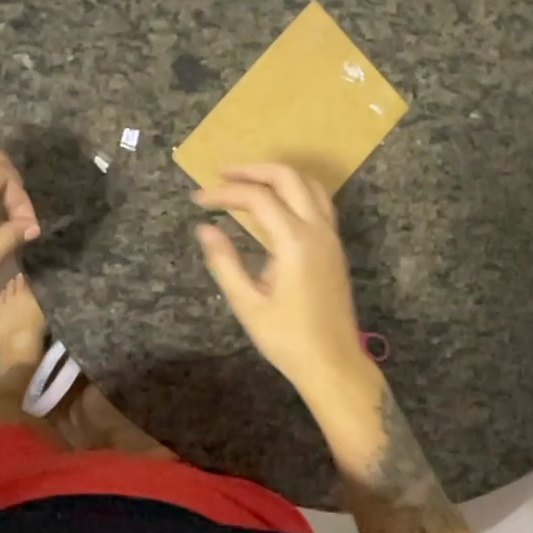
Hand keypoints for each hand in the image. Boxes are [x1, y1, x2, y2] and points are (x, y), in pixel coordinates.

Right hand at [194, 164, 371, 400]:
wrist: (332, 362)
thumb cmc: (287, 338)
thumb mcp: (247, 304)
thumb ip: (224, 261)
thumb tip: (204, 228)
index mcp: (294, 242)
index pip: (257, 198)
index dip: (224, 193)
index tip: (198, 201)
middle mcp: (317, 230)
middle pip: (287, 177)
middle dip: (253, 170)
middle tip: (221, 175)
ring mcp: (331, 237)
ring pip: (309, 185)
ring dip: (278, 176)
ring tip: (247, 182)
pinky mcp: (335, 248)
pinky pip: (319, 203)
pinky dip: (295, 191)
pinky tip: (276, 204)